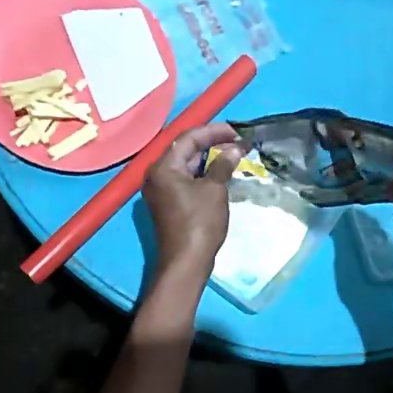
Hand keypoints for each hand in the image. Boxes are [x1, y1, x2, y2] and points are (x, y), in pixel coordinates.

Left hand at [144, 122, 242, 274]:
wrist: (186, 260)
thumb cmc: (200, 222)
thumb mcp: (215, 190)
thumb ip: (222, 165)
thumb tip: (234, 150)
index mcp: (163, 167)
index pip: (188, 138)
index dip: (214, 132)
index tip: (236, 132)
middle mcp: (156, 175)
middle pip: (184, 150)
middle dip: (211, 144)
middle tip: (236, 143)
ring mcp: (160, 190)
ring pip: (185, 166)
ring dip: (207, 159)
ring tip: (232, 156)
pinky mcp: (167, 203)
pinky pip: (184, 180)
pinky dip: (201, 174)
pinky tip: (219, 173)